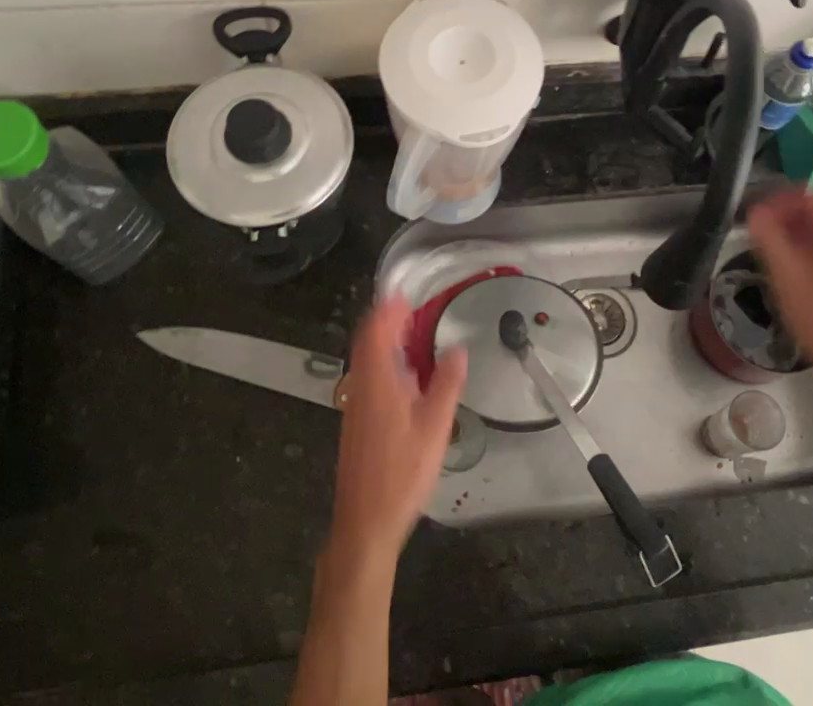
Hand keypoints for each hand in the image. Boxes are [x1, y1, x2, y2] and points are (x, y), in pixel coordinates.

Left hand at [326, 298, 467, 562]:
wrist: (366, 519)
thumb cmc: (402, 472)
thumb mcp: (435, 427)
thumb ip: (446, 384)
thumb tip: (457, 350)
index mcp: (377, 380)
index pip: (376, 329)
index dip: (389, 307)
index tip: (406, 293)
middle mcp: (360, 386)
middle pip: (366, 340)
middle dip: (386, 321)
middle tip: (412, 311)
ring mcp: (355, 404)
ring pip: (365, 360)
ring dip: (385, 342)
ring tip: (412, 337)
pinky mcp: (356, 421)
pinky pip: (367, 377)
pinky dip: (383, 364)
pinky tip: (405, 378)